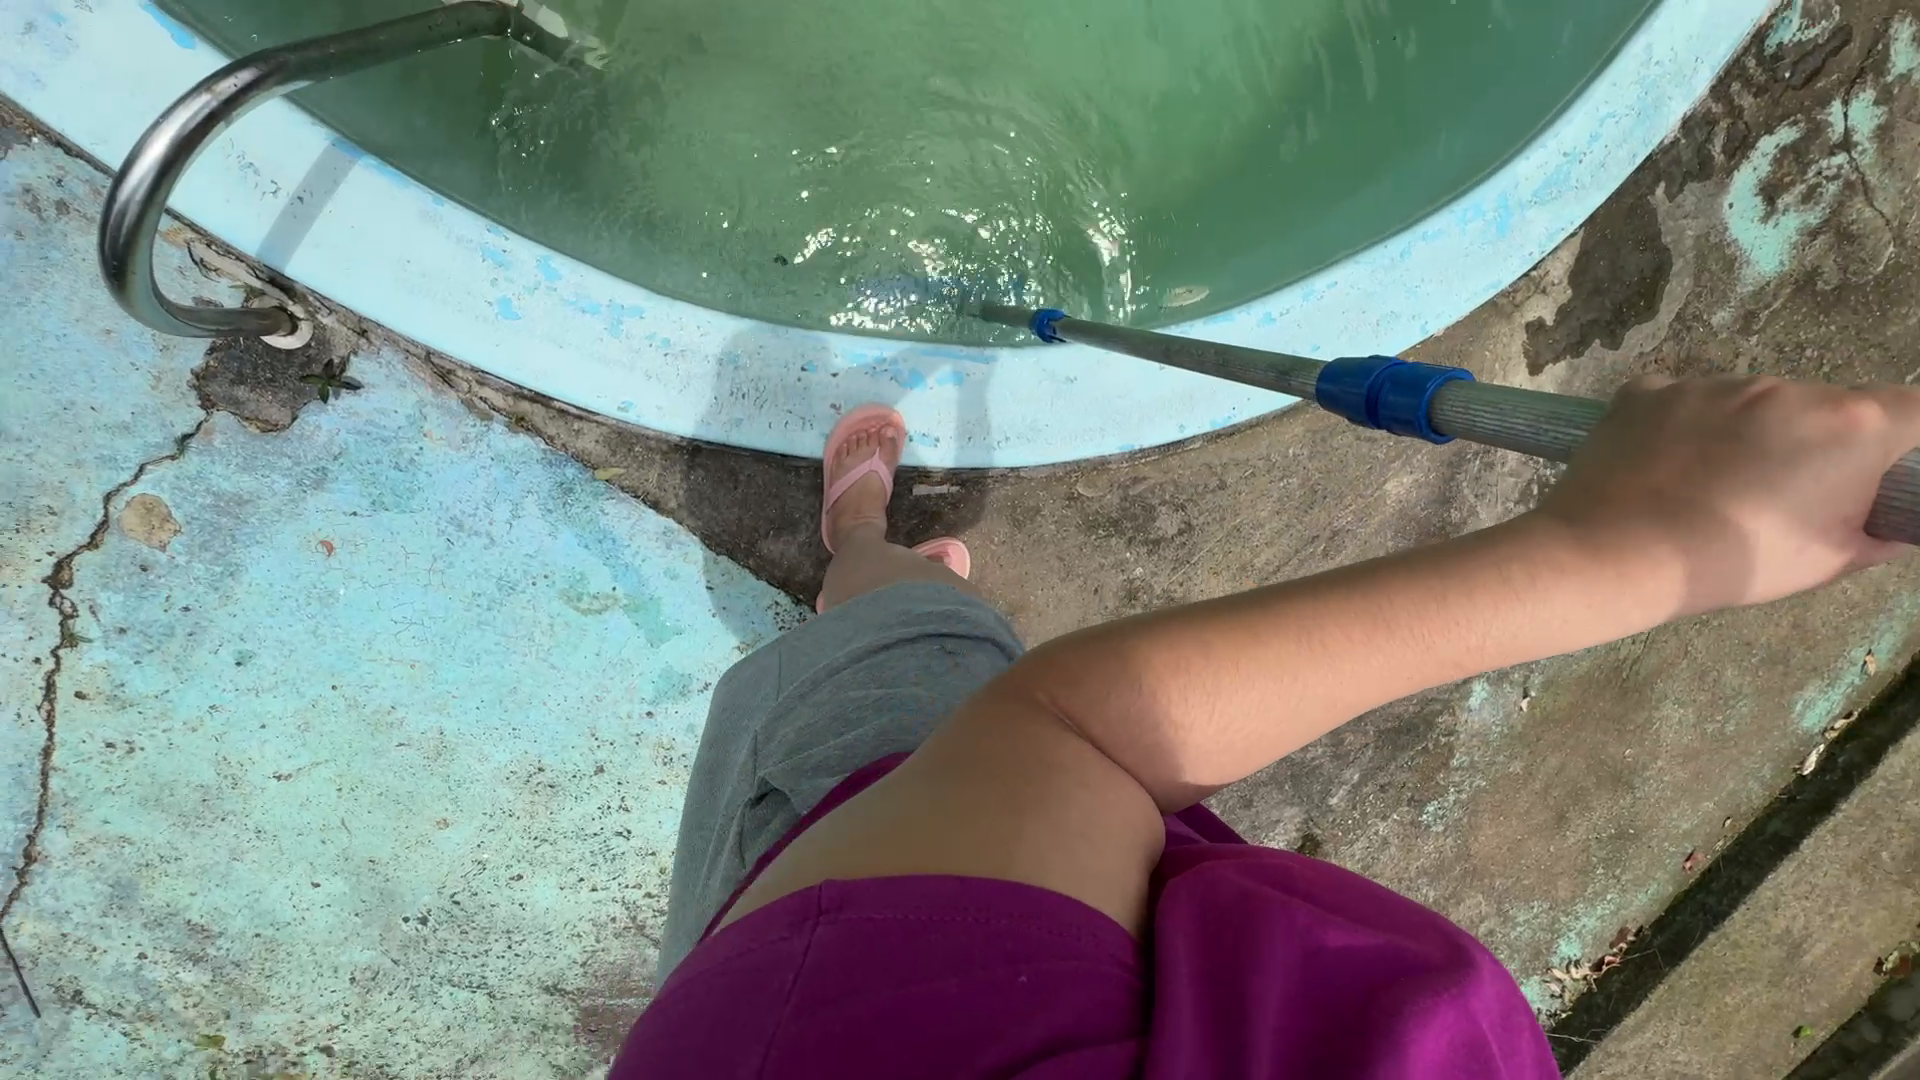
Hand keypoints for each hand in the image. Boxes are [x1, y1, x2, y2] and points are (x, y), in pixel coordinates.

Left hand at [1534, 375, 1919, 614]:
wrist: (1613, 554)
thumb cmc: (1728, 561)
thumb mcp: (1830, 558)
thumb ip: (1875, 529)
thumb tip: (1887, 523)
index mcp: (1851, 423)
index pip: (1911, 411)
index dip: (1893, 442)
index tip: (1867, 469)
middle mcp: (1780, 390)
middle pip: (1813, 407)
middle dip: (1801, 441)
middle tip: (1762, 489)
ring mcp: (1703, 387)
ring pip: (1738, 402)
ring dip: (1733, 429)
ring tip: (1697, 480)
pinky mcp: (1640, 394)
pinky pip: (1669, 399)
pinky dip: (1669, 422)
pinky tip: (1655, 458)